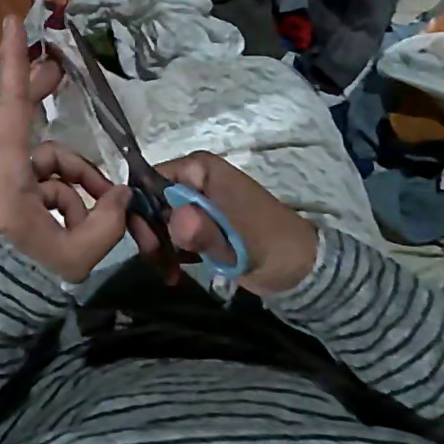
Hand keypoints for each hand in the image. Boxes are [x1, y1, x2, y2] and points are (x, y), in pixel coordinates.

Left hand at [0, 16, 132, 282]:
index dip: (13, 63)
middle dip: (44, 98)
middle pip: (27, 124)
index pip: (11, 108)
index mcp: (7, 176)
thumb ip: (107, 221)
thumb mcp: (74, 255)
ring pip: (48, 166)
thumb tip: (120, 195)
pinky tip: (82, 224)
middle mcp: (0, 171)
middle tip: (59, 69)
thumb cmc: (19, 283)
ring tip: (102, 210)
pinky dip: (65, 198)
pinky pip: (42, 186)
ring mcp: (2, 186)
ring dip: (77, 182)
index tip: (10, 21)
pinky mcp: (5, 201)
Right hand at [129, 151, 317, 294]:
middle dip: (151, 233)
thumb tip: (176, 221)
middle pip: (151, 200)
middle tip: (160, 263)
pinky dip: (171, 252)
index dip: (142, 209)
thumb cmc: (269, 246)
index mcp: (202, 169)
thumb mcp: (235, 242)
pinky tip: (176, 272)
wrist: (300, 268)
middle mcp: (195, 179)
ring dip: (160, 247)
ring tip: (170, 273)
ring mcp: (199, 201)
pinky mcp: (202, 222)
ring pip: (159, 219)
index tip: (148, 243)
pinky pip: (173, 231)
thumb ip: (204, 232)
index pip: (150, 179)